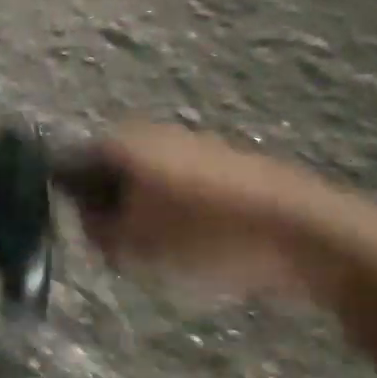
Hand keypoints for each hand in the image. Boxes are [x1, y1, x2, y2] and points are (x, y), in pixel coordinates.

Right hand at [62, 123, 356, 299]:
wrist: (309, 232)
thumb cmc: (205, 234)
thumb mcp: (134, 246)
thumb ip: (96, 231)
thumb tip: (90, 221)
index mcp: (114, 141)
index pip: (68, 165)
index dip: (74, 202)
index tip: (92, 233)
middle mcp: (144, 131)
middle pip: (110, 169)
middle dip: (115, 203)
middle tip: (130, 243)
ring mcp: (191, 142)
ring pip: (152, 177)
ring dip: (153, 207)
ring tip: (172, 246)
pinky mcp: (231, 162)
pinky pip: (191, 186)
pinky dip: (189, 208)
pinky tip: (207, 239)